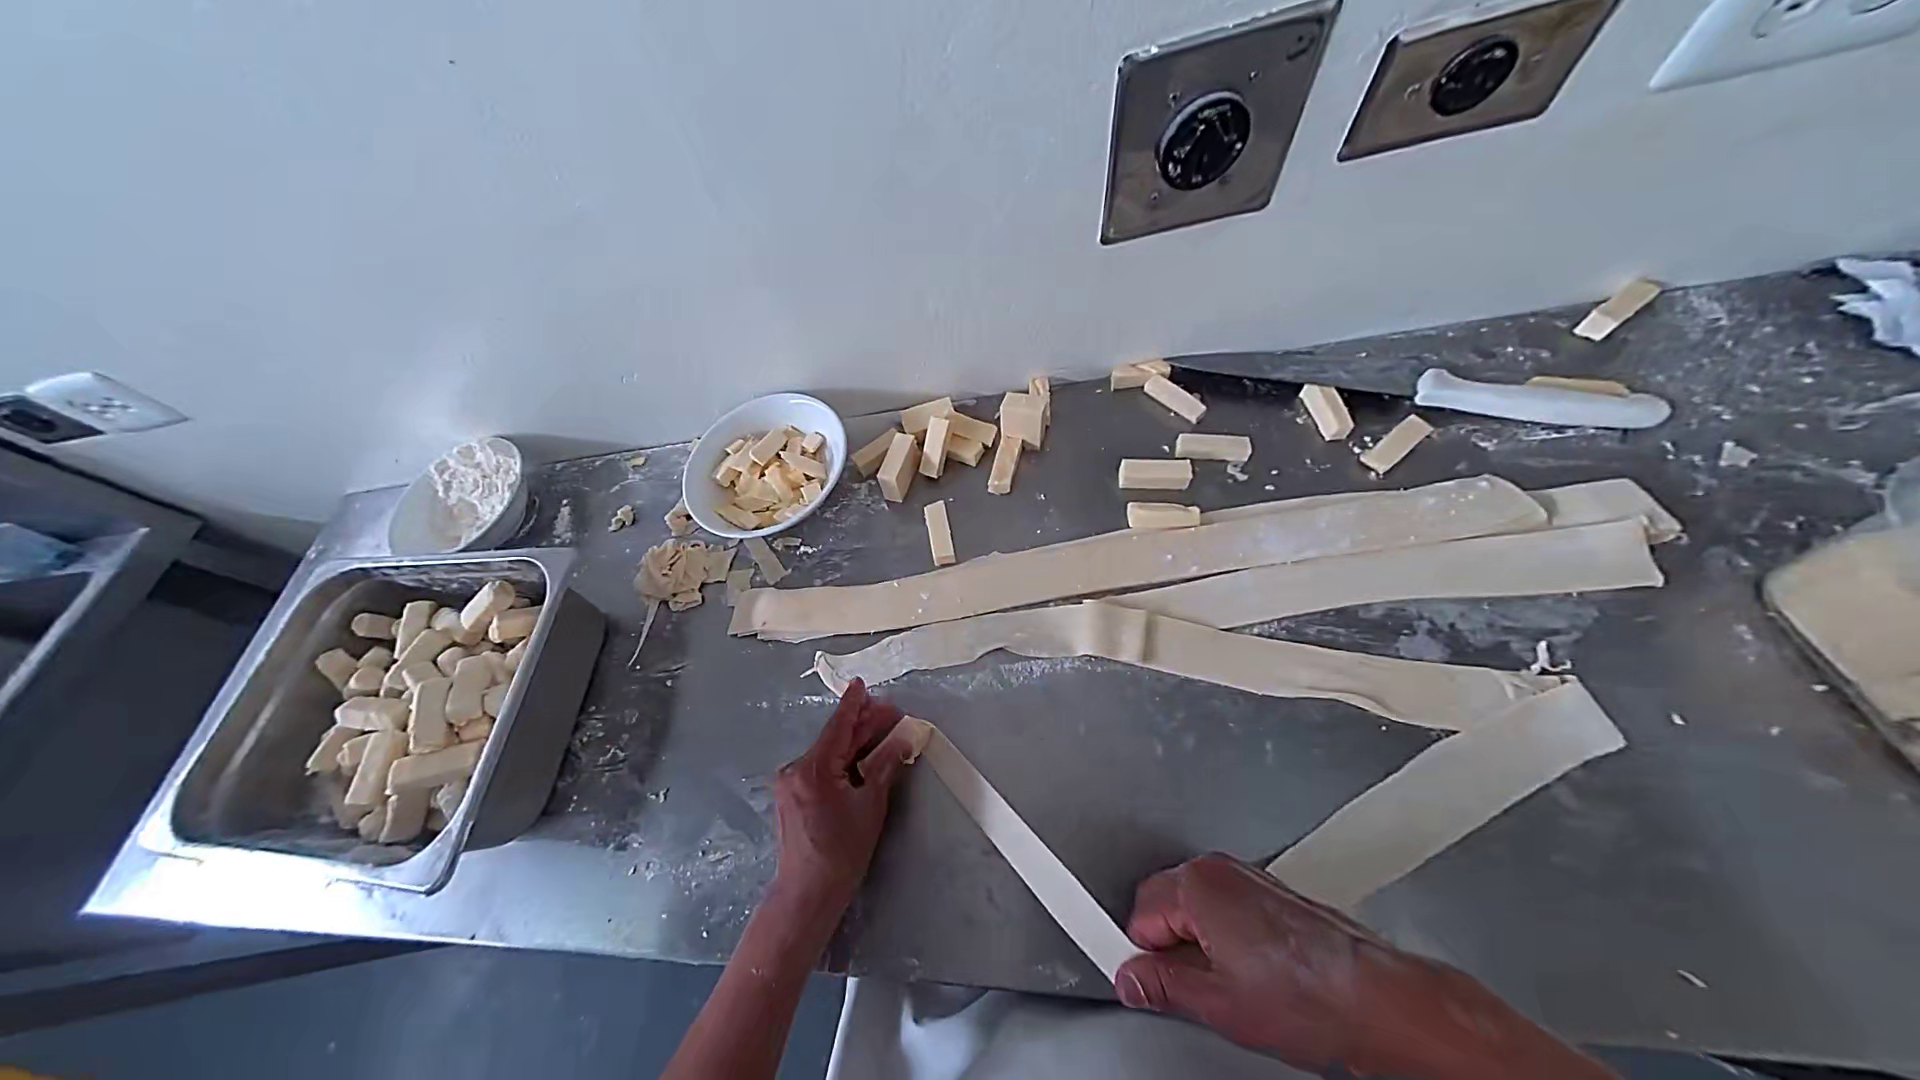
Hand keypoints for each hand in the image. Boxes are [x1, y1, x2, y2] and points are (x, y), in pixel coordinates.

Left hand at [769, 679, 916, 917]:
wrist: (808, 893)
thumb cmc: (842, 852)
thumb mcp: (870, 805)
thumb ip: (884, 765)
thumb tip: (901, 738)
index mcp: (813, 768)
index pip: (838, 726)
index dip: (854, 704)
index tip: (861, 684)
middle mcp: (796, 769)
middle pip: (834, 738)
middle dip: (862, 725)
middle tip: (891, 715)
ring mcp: (790, 783)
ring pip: (828, 753)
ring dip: (853, 744)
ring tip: (881, 734)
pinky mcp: (791, 795)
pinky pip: (820, 768)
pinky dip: (841, 761)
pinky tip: (860, 760)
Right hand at [1114, 854, 1616, 1079]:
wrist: (1379, 999)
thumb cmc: (1313, 997)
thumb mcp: (1218, 1004)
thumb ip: (1161, 985)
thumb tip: (1133, 979)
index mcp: (1197, 885)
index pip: (1136, 913)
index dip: (1138, 952)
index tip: (1137, 974)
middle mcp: (1218, 868)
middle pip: (1161, 901)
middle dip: (1167, 943)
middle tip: (1194, 987)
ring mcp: (1245, 874)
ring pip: (1192, 903)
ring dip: (1196, 938)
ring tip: (1232, 982)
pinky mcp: (1266, 886)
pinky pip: (1222, 902)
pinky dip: (1223, 932)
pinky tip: (1252, 970)